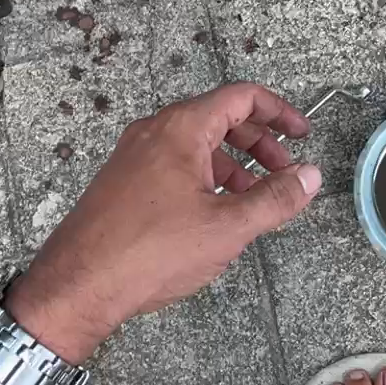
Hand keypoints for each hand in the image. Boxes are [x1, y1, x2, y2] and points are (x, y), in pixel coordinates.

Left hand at [6, 83, 322, 361]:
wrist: (76, 287)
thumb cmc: (147, 252)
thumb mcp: (228, 226)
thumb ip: (276, 198)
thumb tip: (310, 177)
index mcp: (181, 128)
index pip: (241, 97)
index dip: (280, 112)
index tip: (302, 133)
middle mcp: (156, 131)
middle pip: (221, 118)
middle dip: (261, 142)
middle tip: (285, 171)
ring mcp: (136, 155)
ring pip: (198, 143)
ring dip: (235, 163)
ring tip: (255, 197)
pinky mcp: (125, 180)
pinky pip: (176, 163)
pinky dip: (206, 176)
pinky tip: (216, 211)